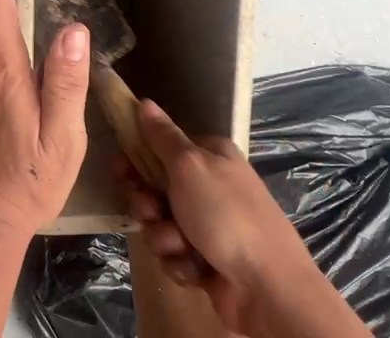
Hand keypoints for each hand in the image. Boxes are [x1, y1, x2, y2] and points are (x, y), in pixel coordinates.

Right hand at [122, 101, 337, 336]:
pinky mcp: (207, 260)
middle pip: (154, 187)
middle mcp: (209, 186)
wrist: (268, 288)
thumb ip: (162, 135)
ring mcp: (209, 225)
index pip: (161, 146)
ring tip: (181, 246)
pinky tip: (195, 269)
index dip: (137, 158)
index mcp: (209, 155)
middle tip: (152, 211)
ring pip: (160, 223)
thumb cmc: (226, 215)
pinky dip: (179, 262)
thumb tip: (145, 102)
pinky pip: (174, 254)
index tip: (121, 168)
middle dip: (147, 204)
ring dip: (164, 236)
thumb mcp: (190, 166)